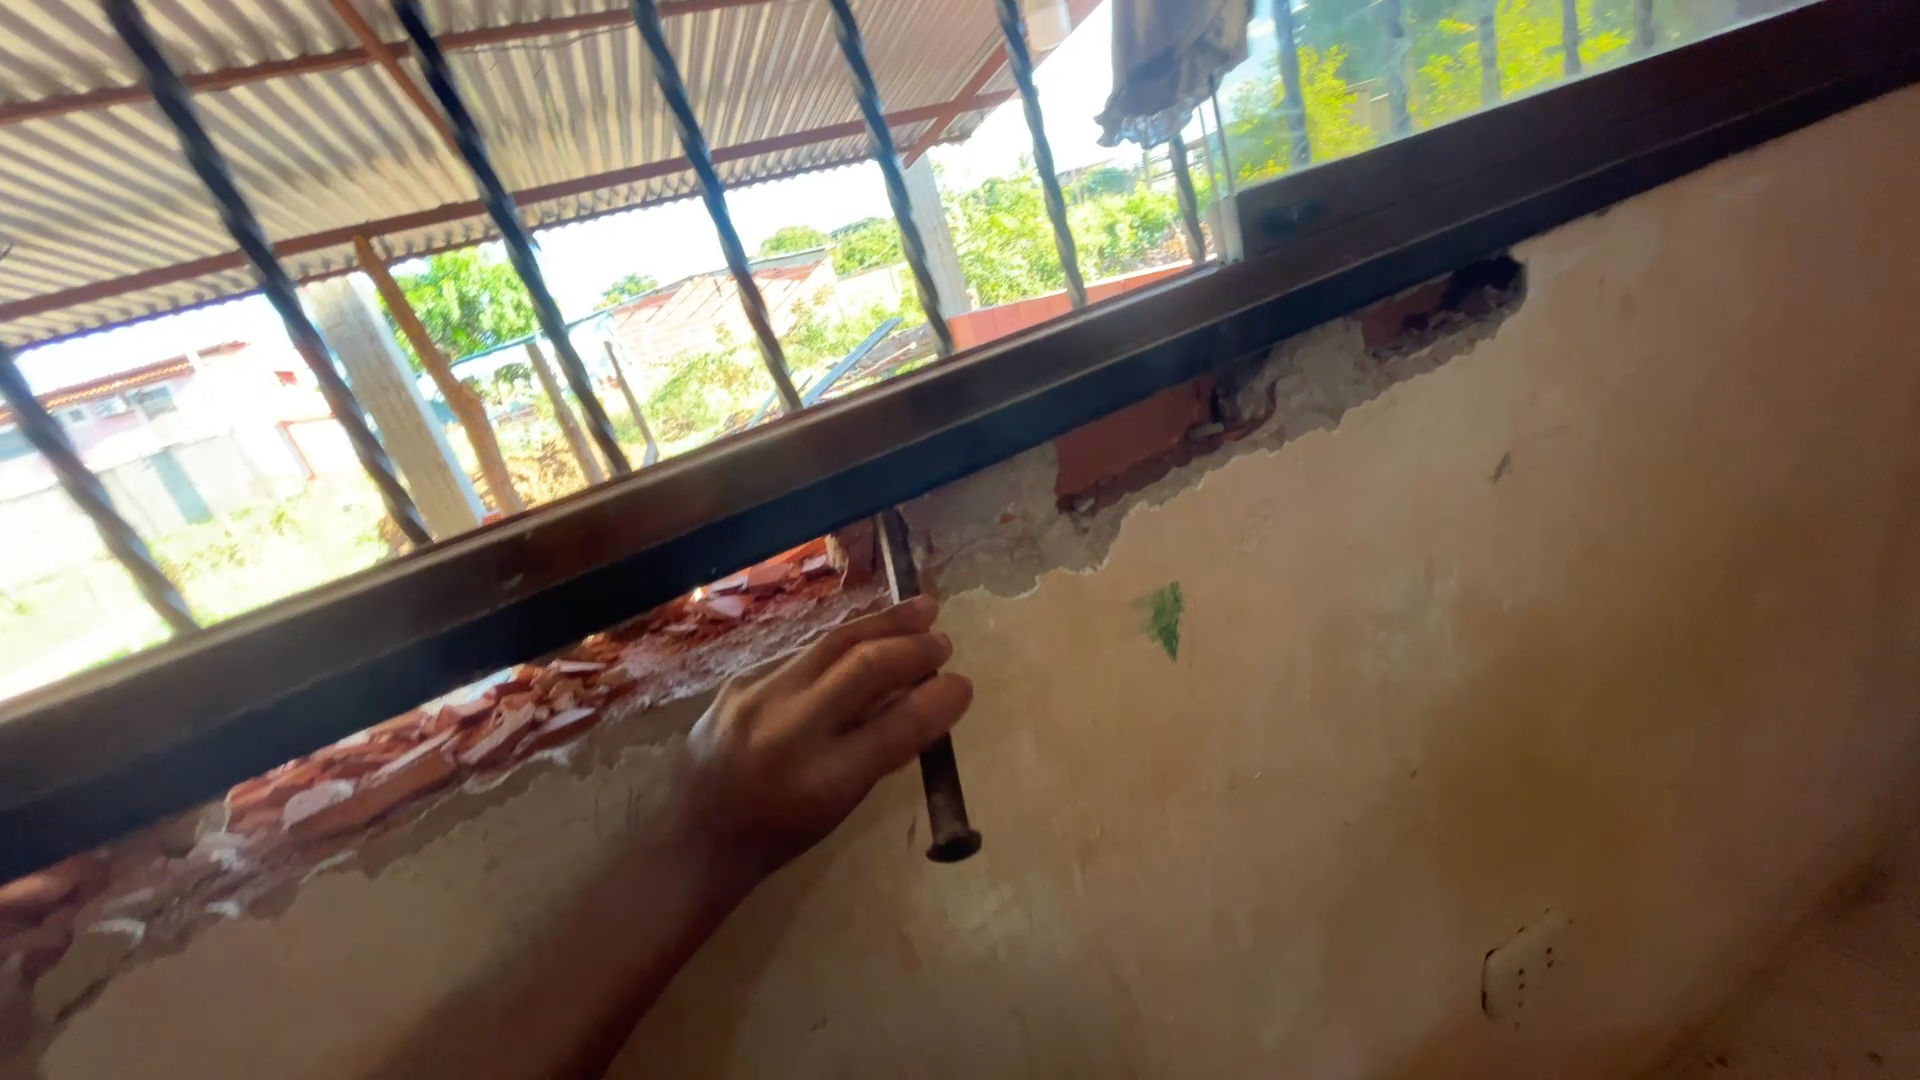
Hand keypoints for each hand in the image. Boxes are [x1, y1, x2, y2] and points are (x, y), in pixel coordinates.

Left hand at [674, 595, 972, 890]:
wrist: (693, 834)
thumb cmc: (779, 831)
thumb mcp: (840, 805)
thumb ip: (883, 750)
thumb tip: (927, 698)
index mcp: (821, 781)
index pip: (894, 728)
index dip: (936, 702)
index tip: (963, 684)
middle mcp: (787, 731)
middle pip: (863, 668)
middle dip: (912, 647)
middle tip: (944, 641)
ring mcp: (756, 697)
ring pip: (833, 642)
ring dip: (884, 622)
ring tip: (921, 608)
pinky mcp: (739, 678)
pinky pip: (805, 650)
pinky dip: (845, 640)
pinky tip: (868, 631)